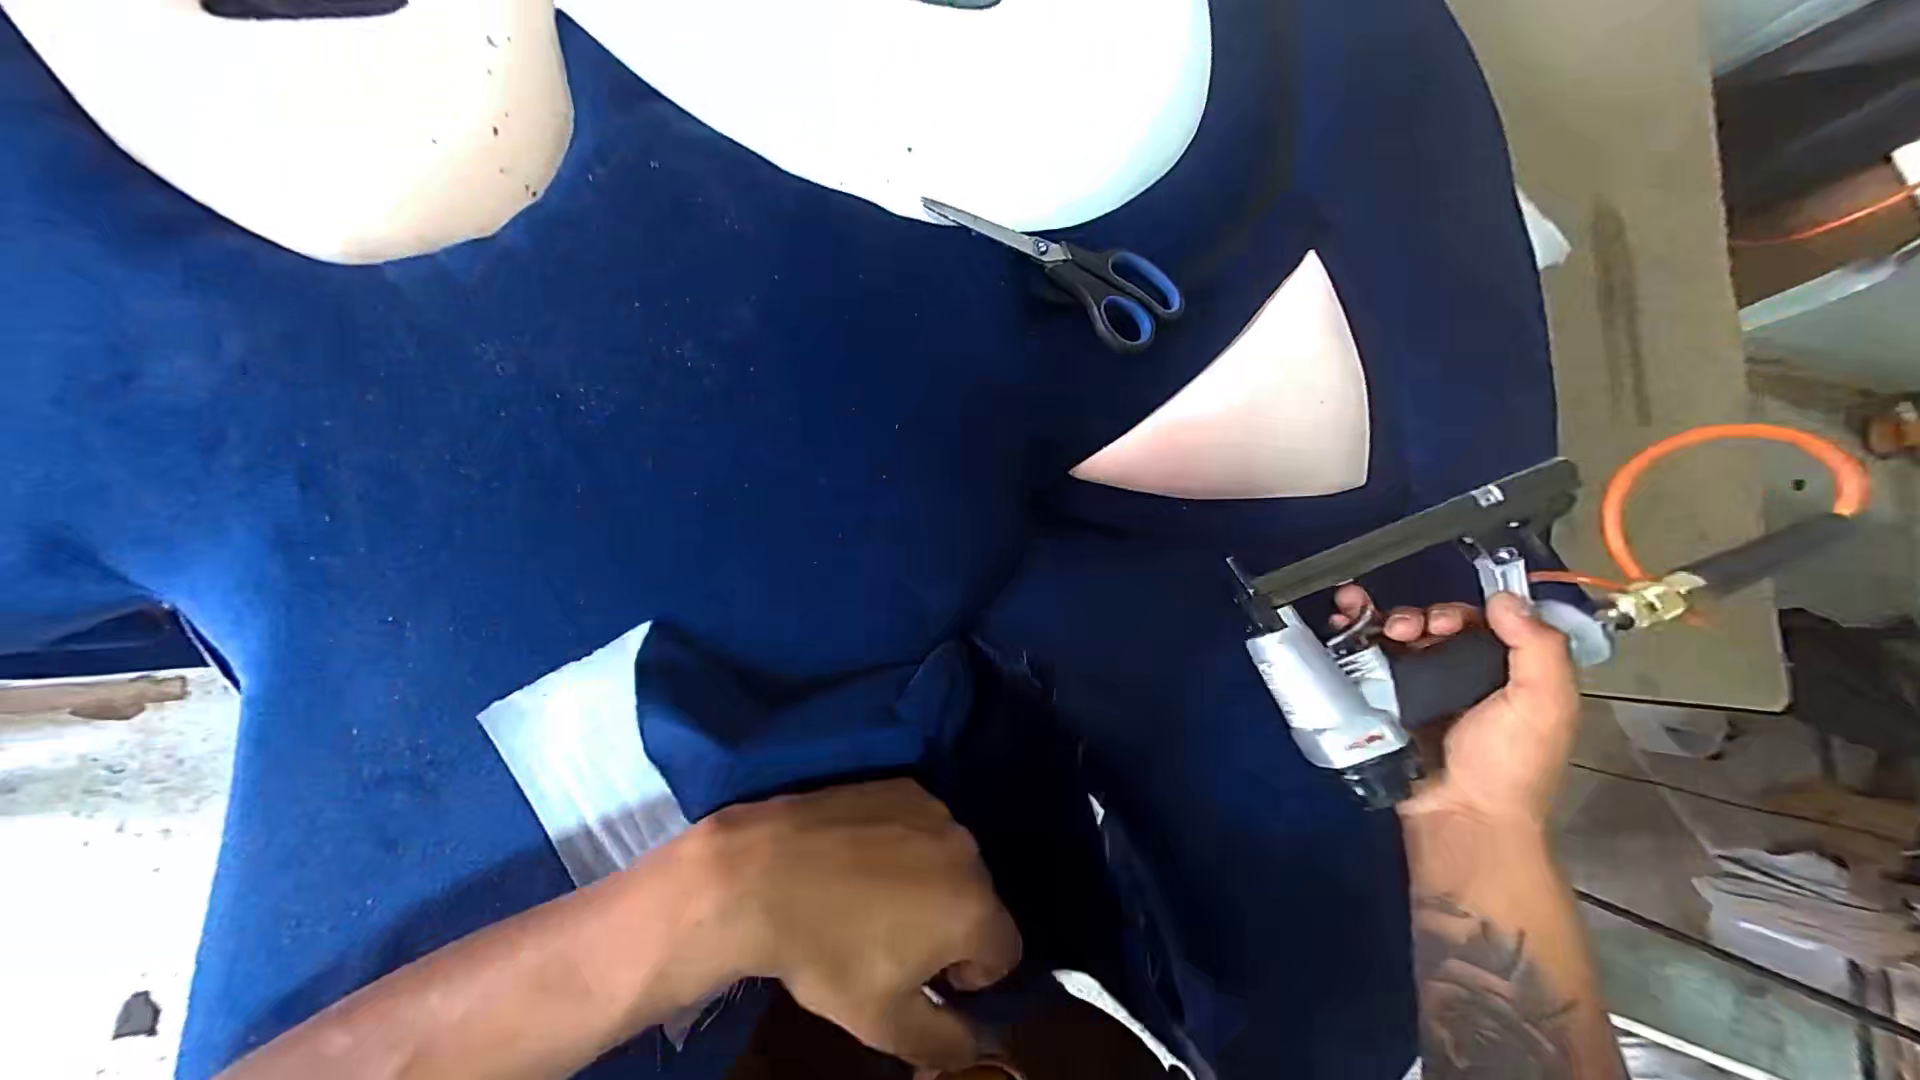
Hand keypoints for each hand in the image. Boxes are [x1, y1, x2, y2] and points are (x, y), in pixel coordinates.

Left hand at [686, 779, 1020, 1072]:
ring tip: (873, 893)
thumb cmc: (827, 952)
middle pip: (978, 900)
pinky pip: (921, 823)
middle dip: (950, 924)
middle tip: (895, 938)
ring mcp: (934, 811)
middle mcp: (967, 850)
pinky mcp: (904, 786)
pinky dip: (905, 841)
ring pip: (949, 858)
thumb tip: (978, 1046)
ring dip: (929, 879)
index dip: (972, 975)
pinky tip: (860, 854)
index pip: (1005, 951)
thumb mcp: (884, 1022)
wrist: (764, 873)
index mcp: (975, 909)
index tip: (927, 976)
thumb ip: (945, 1044)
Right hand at [1331, 585, 1580, 826]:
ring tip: (1356, 615)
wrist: (1456, 813)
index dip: (1456, 612)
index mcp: (1503, 673)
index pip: (1476, 623)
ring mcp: (1415, 690)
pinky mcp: (1380, 702)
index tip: (1440, 622)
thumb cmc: (1507, 762)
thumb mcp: (1544, 704)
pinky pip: (1366, 661)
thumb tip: (1506, 597)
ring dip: (1375, 618)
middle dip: (1411, 616)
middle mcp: (1457, 676)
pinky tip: (1340, 624)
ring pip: (1393, 639)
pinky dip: (1352, 637)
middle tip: (1399, 629)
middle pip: (1429, 626)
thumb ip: (1537, 649)